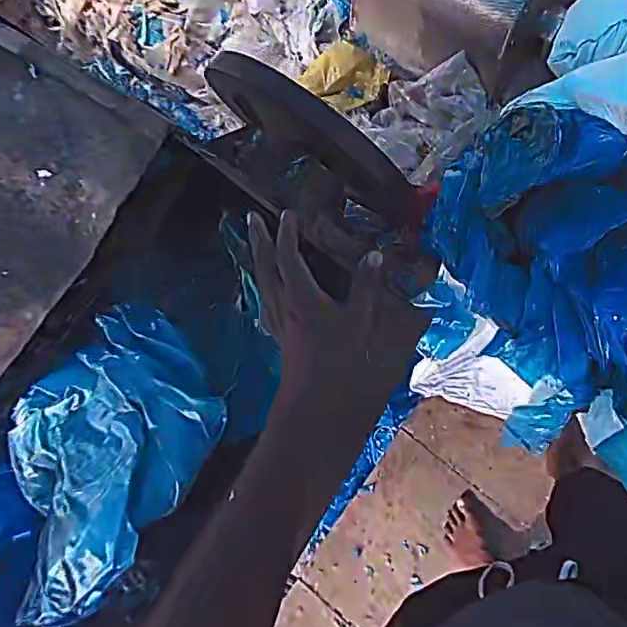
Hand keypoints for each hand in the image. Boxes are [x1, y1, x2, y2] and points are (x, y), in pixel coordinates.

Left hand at [249, 210, 429, 428]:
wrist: (318, 414)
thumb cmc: (342, 367)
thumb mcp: (363, 323)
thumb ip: (368, 288)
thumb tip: (373, 255)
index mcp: (302, 300)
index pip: (289, 259)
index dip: (288, 234)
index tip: (289, 213)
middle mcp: (285, 309)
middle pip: (266, 269)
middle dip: (261, 242)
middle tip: (253, 220)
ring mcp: (281, 327)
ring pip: (263, 287)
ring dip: (259, 262)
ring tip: (258, 247)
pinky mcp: (284, 342)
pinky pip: (269, 305)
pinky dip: (268, 289)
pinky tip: (273, 293)